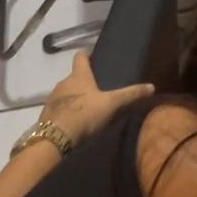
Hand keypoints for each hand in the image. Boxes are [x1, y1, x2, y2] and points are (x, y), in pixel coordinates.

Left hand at [36, 51, 154, 145]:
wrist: (55, 141)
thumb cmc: (85, 114)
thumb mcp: (112, 104)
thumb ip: (130, 95)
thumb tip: (152, 86)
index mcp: (78, 75)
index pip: (80, 56)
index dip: (87, 55)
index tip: (93, 57)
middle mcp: (62, 83)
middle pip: (73, 78)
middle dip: (83, 84)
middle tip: (97, 93)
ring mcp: (51, 100)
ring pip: (65, 95)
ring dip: (73, 101)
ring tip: (86, 112)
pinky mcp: (45, 117)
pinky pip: (57, 112)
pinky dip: (65, 115)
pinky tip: (74, 126)